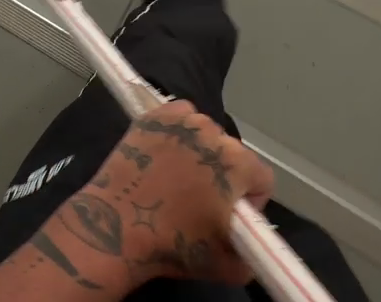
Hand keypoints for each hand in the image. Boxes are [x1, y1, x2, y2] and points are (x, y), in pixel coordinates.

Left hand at [41, 101, 274, 289]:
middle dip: (225, 176)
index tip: (232, 215)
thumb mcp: (228, 266)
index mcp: (237, 162)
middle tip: (204, 200)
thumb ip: (254, 252)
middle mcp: (212, 131)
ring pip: (206, 133)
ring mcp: (180, 119)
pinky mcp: (153, 114)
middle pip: (233, 153)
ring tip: (181, 178)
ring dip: (202, 152)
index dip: (251, 200)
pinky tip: (167, 152)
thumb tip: (253, 241)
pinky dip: (178, 130)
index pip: (262, 176)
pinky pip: (179, 115)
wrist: (118, 225)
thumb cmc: (175, 244)